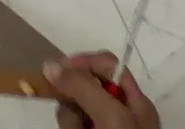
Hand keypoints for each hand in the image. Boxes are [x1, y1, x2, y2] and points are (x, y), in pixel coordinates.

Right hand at [45, 52, 160, 128]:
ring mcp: (105, 128)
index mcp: (135, 100)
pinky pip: (72, 125)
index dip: (82, 62)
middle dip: (72, 97)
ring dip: (69, 119)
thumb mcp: (112, 116)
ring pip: (74, 108)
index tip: (58, 71)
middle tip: (73, 113)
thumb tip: (49, 65)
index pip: (106, 64)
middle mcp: (121, 113)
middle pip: (85, 86)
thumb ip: (84, 88)